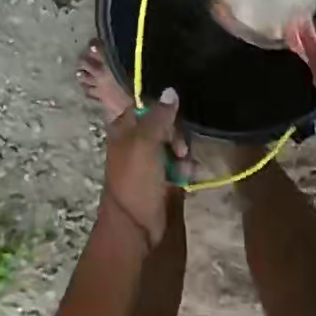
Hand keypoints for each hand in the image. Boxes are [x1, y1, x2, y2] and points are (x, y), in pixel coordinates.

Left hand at [100, 90, 185, 248]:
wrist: (135, 226)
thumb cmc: (136, 179)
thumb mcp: (146, 142)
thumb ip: (159, 115)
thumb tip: (171, 90)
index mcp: (124, 128)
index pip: (147, 106)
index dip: (163, 111)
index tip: (175, 120)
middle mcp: (135, 141)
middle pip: (163, 124)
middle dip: (176, 135)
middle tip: (181, 148)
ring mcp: (148, 160)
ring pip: (173, 144)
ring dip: (184, 153)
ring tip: (187, 165)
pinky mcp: (161, 177)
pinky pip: (178, 164)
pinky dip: (186, 167)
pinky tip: (191, 174)